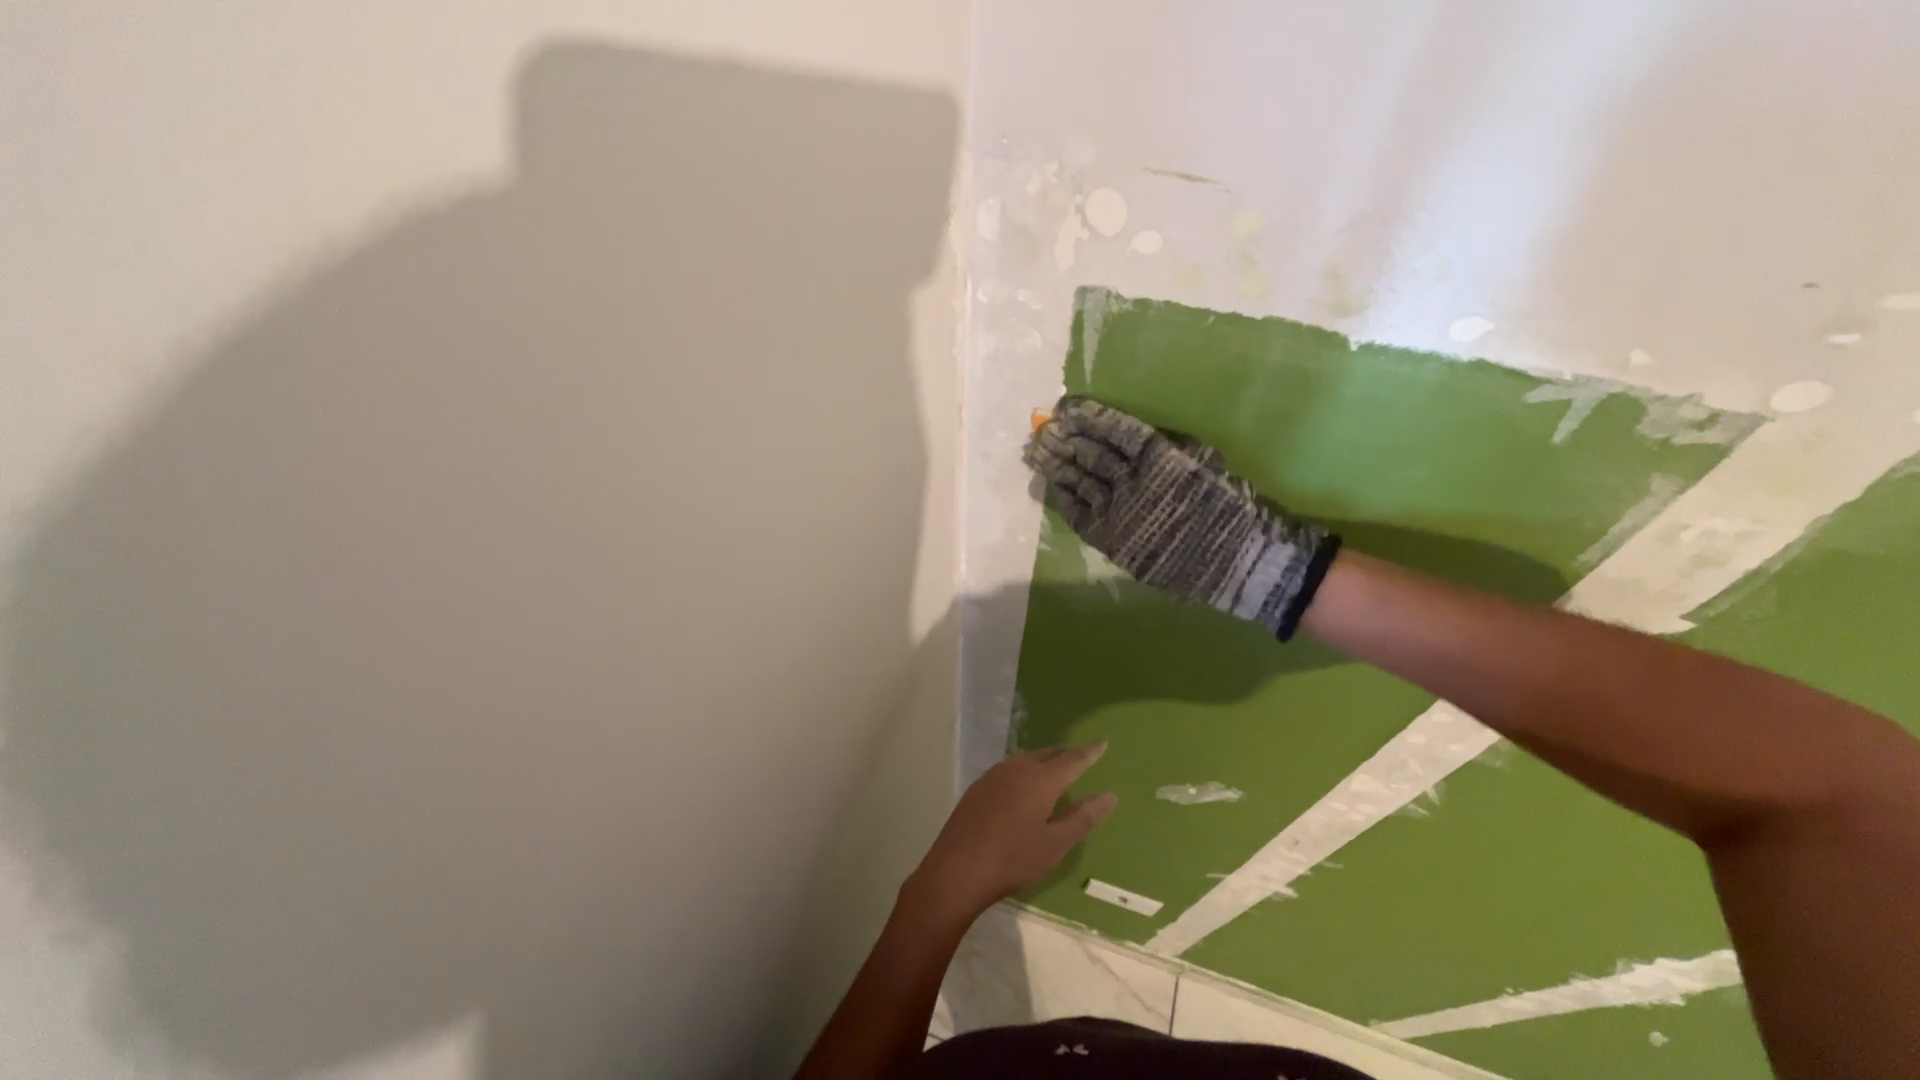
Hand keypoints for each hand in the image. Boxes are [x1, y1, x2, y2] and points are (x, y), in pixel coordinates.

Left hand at [901, 745, 1117, 923]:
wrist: (956, 872)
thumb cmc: (1012, 860)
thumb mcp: (1055, 844)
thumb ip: (1083, 817)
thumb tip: (1110, 795)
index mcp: (1040, 780)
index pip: (1071, 759)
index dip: (1089, 752)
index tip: (1102, 743)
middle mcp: (1016, 769)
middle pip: (1047, 754)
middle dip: (1066, 754)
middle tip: (1081, 756)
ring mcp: (992, 777)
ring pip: (1025, 759)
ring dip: (1044, 760)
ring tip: (1055, 768)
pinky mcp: (977, 789)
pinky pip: (1009, 769)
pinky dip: (1025, 770)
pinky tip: (1023, 785)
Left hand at [1024, 395, 1339, 640]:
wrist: (1234, 563)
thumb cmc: (1228, 508)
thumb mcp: (1207, 462)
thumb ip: (1169, 446)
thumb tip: (1132, 434)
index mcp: (1159, 456)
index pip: (1115, 429)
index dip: (1089, 415)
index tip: (1069, 406)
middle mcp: (1131, 481)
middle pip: (1089, 452)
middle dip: (1065, 437)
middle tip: (1045, 427)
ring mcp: (1117, 511)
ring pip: (1077, 480)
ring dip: (1054, 464)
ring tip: (1035, 450)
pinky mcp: (1109, 538)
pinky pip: (1077, 513)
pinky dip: (1063, 496)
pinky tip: (1051, 484)